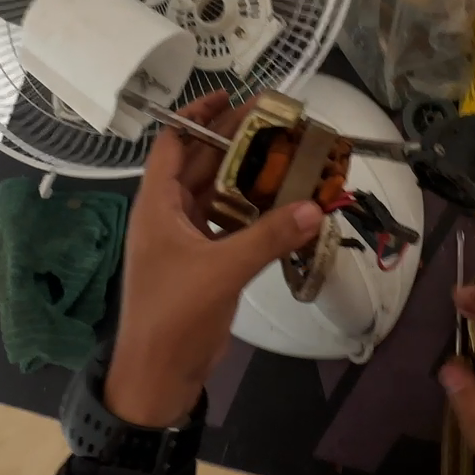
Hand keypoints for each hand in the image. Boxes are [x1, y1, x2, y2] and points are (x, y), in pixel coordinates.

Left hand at [105, 90, 323, 426]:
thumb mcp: (221, 271)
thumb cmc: (174, 316)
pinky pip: (228, 221)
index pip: (172, 143)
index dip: (197, 116)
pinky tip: (281, 202)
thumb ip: (267, 237)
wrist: (158, 377)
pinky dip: (251, 210)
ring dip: (246, 174)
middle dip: (233, 139)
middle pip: (200, 162)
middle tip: (274, 119)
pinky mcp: (203, 260)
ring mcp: (185, 238)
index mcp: (158, 204)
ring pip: (217, 192)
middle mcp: (169, 213)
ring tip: (284, 153)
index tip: (230, 97)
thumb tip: (315, 207)